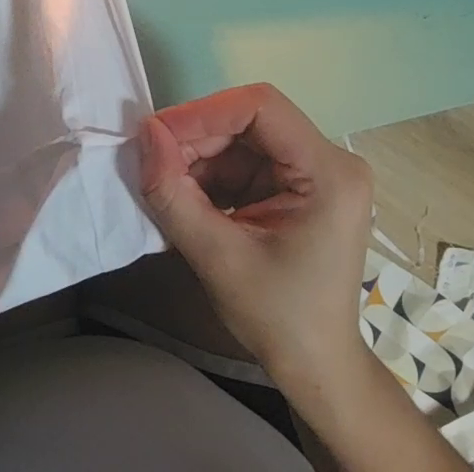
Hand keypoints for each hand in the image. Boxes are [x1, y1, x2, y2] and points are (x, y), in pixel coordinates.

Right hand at [138, 83, 372, 368]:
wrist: (314, 365)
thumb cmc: (276, 316)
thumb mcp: (216, 256)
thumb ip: (174, 193)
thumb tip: (144, 133)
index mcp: (329, 173)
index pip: (260, 108)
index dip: (203, 113)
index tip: (156, 136)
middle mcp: (329, 160)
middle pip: (248, 121)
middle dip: (196, 138)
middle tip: (151, 162)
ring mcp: (313, 172)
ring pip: (240, 139)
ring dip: (197, 157)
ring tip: (165, 185)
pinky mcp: (295, 185)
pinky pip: (243, 161)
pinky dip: (209, 174)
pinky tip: (185, 196)